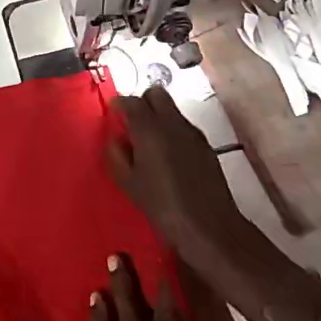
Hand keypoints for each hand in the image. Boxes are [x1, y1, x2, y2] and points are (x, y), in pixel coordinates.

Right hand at [105, 88, 251, 265]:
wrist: (208, 226)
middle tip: (131, 125)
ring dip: (157, 117)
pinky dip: (172, 131)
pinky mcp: (205, 145)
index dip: (118, 106)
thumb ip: (117, 155)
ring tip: (148, 144)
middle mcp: (173, 123)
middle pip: (155, 94)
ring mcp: (193, 132)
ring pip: (171, 109)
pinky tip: (167, 157)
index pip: (130, 101)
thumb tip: (116, 139)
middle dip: (141, 103)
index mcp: (149, 129)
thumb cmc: (162, 206)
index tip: (112, 117)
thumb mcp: (129, 183)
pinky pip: (183, 126)